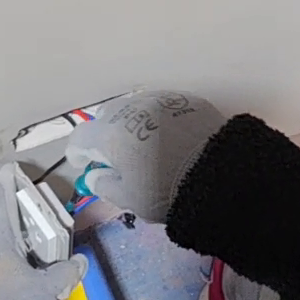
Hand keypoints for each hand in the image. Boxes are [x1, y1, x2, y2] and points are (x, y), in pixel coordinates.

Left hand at [0, 163, 88, 299]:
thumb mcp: (48, 288)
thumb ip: (65, 272)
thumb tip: (80, 262)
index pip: (2, 206)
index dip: (7, 186)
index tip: (9, 170)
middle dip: (8, 206)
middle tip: (21, 196)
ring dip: (9, 229)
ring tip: (25, 225)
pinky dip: (9, 248)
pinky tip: (20, 256)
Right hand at [65, 90, 226, 224]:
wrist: (221, 173)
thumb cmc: (167, 191)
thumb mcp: (131, 200)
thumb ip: (106, 186)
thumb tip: (96, 176)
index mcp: (111, 135)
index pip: (82, 138)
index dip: (79, 152)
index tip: (83, 163)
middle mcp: (131, 110)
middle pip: (106, 117)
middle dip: (105, 134)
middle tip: (114, 155)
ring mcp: (159, 100)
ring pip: (134, 107)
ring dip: (131, 123)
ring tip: (142, 144)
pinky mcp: (185, 99)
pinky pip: (161, 107)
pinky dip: (156, 120)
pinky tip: (168, 137)